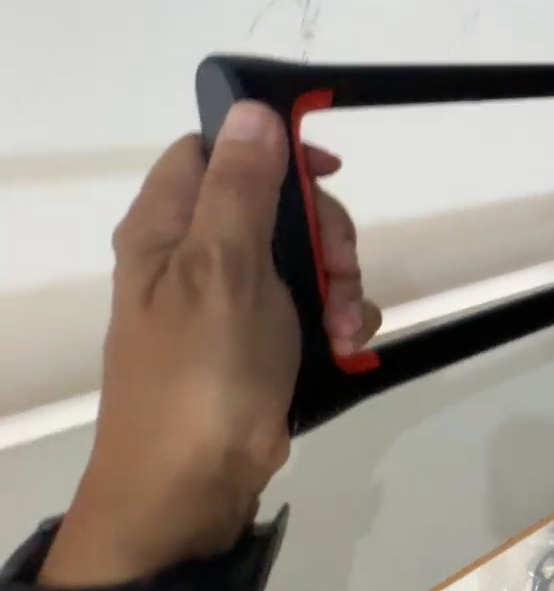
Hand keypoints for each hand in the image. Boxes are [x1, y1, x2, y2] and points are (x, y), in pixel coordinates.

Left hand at [39, 102, 381, 586]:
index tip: (327, 169)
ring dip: (345, 282)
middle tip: (336, 266)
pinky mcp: (272, 328)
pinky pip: (328, 297)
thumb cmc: (203, 368)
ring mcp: (238, 294)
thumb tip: (254, 113)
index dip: (272, 149)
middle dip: (330, 235)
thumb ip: (242, 190)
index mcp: (171, 231)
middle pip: (286, 204)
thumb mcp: (224, 269)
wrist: (199, 477)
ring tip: (342, 323)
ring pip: (317, 253)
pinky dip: (346, 314)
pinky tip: (344, 339)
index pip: (216, 154)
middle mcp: (201, 254)